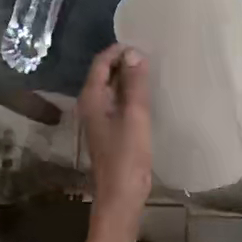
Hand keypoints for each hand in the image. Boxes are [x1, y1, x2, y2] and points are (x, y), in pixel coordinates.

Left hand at [79, 44, 152, 214]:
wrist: (120, 196)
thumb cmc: (127, 156)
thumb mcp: (135, 116)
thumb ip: (134, 84)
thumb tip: (134, 53)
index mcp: (91, 99)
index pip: (101, 62)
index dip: (119, 51)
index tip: (144, 46)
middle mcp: (90, 105)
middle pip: (104, 73)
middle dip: (124, 62)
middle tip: (151, 56)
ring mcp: (99, 118)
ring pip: (112, 88)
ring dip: (128, 78)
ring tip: (152, 71)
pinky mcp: (109, 129)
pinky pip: (118, 102)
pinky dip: (130, 93)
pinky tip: (147, 95)